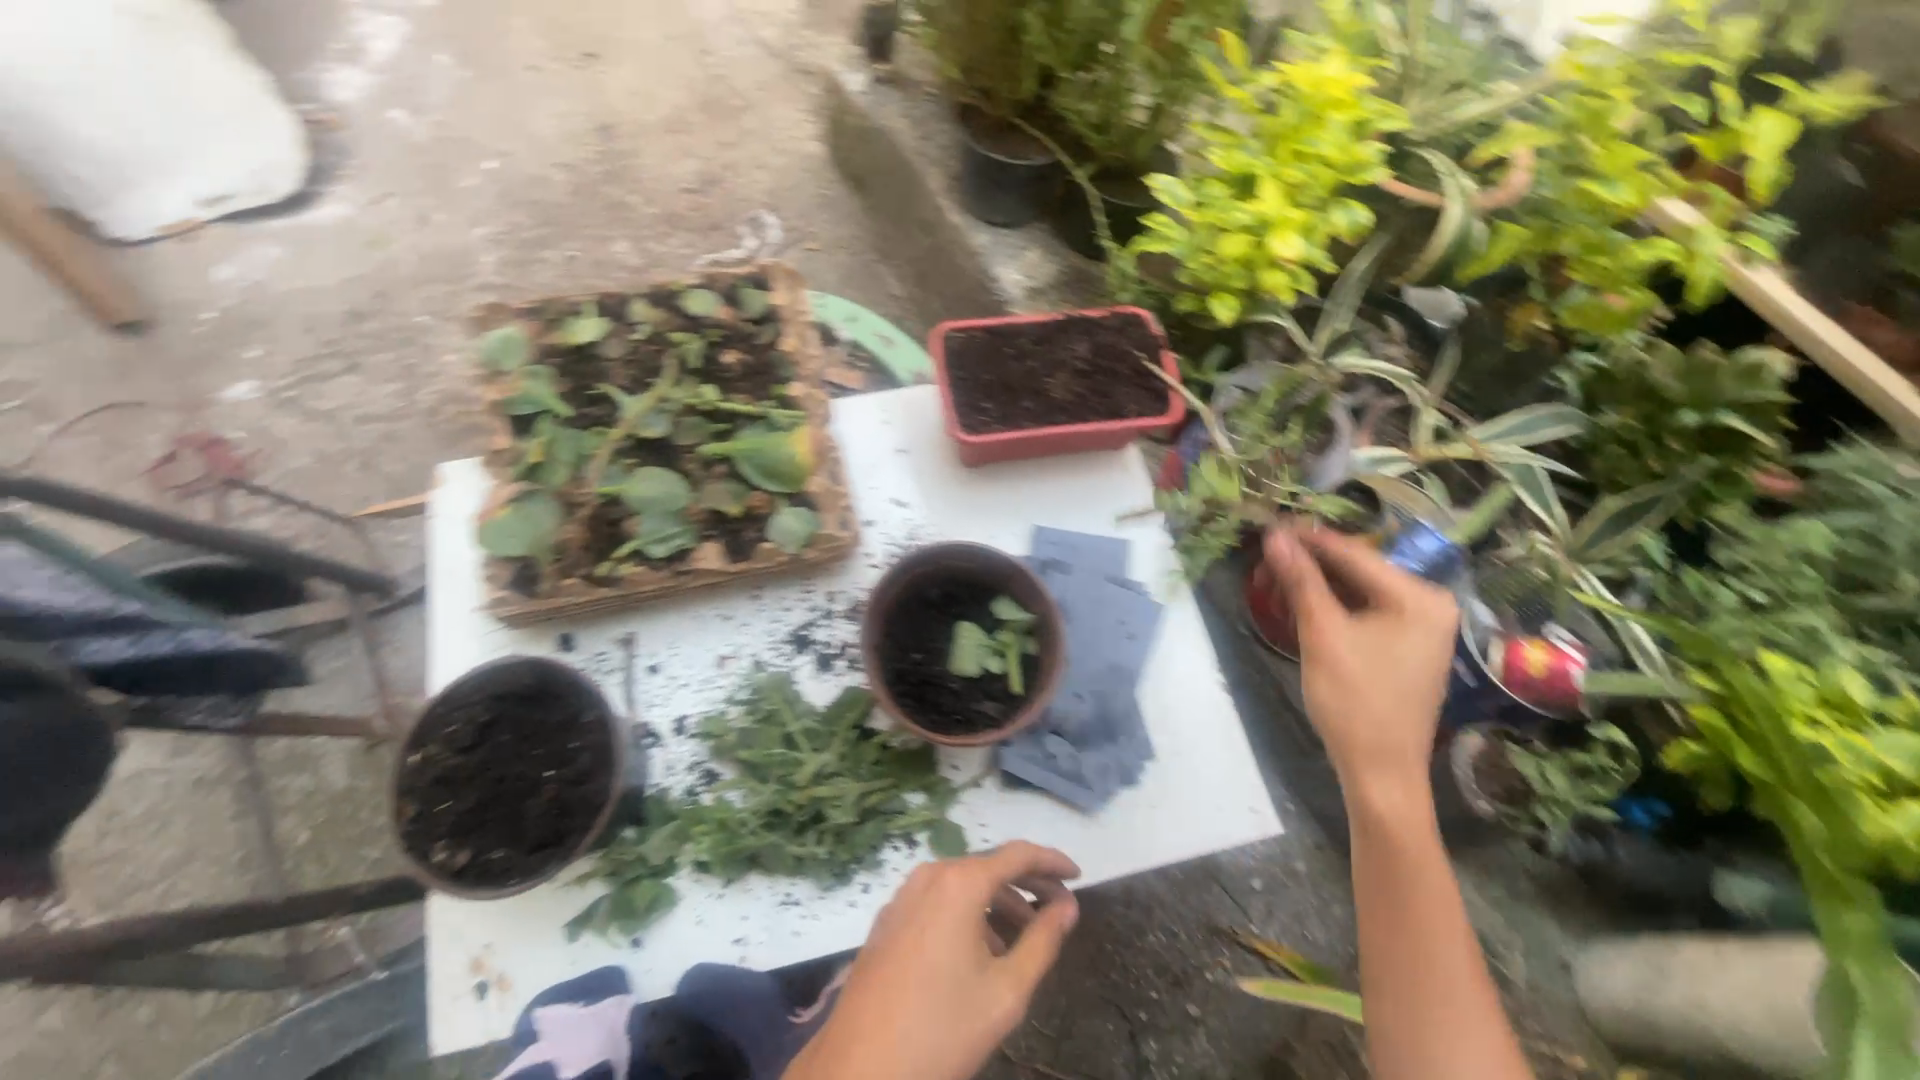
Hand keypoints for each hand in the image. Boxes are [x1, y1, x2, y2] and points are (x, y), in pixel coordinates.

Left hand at [784, 842, 1080, 1079]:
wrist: (861, 1067)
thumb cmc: (942, 1028)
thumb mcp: (1007, 990)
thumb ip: (1043, 941)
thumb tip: (1068, 906)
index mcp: (959, 883)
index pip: (1018, 854)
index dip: (1052, 861)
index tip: (1079, 877)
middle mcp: (928, 877)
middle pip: (988, 867)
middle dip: (1027, 886)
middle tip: (1059, 912)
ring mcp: (902, 898)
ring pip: (961, 887)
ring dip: (997, 904)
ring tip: (1023, 942)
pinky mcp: (887, 922)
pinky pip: (937, 903)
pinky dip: (967, 915)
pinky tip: (981, 953)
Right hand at [1262, 524, 1458, 798]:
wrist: (1381, 772)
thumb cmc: (1354, 702)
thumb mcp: (1322, 635)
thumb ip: (1300, 580)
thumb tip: (1274, 535)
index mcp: (1420, 597)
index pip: (1355, 553)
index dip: (1308, 539)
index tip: (1268, 526)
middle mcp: (1430, 604)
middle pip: (1358, 570)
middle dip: (1310, 564)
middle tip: (1265, 561)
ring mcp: (1422, 627)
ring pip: (1359, 591)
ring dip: (1317, 586)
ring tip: (1275, 582)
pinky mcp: (1407, 647)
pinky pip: (1366, 612)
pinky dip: (1334, 608)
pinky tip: (1301, 606)